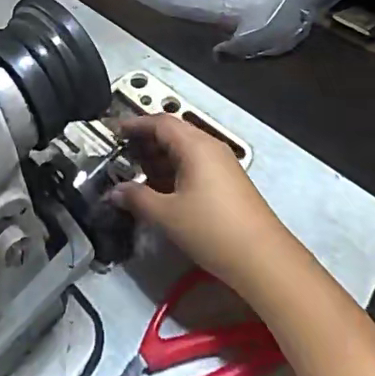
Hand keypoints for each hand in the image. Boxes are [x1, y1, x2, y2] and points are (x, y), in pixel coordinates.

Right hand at [110, 115, 295, 289]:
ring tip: (134, 175)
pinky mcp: (226, 180)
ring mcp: (221, 163)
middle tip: (121, 156)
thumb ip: (137, 198)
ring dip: (160, 159)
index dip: (136, 124)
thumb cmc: (212, 228)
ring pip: (185, 151)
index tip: (116, 130)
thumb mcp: (167, 214)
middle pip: (174, 133)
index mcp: (196, 146)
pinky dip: (174, 171)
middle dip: (146, 142)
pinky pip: (195, 165)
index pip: (162, 122)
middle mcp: (211, 147)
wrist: (258, 253)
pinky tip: (159, 190)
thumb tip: (115, 192)